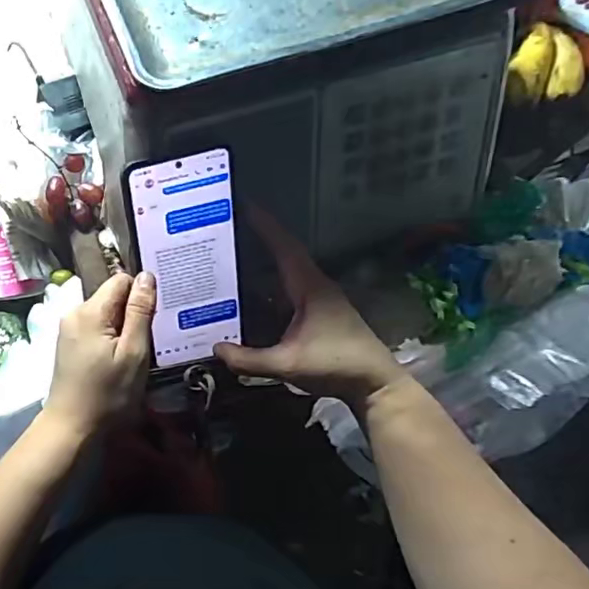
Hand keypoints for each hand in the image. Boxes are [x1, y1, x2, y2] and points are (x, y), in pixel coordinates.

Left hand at [43, 271, 156, 436]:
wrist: (71, 426)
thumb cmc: (107, 394)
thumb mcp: (133, 353)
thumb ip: (140, 312)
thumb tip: (147, 276)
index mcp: (89, 311)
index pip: (121, 280)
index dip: (143, 292)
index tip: (159, 313)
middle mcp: (74, 313)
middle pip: (112, 296)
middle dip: (134, 311)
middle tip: (154, 334)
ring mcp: (69, 328)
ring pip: (105, 313)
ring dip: (124, 326)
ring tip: (141, 348)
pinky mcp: (69, 343)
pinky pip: (96, 328)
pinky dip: (111, 336)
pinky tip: (122, 356)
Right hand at [214, 208, 405, 404]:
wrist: (373, 383)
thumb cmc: (335, 365)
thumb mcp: (286, 364)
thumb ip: (249, 359)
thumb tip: (215, 349)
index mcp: (309, 288)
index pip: (284, 248)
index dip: (265, 226)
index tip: (245, 205)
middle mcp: (313, 288)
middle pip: (280, 258)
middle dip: (254, 244)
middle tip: (224, 236)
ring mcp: (316, 302)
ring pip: (281, 278)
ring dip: (257, 271)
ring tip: (226, 265)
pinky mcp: (315, 316)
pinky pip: (283, 296)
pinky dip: (263, 294)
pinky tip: (243, 301)